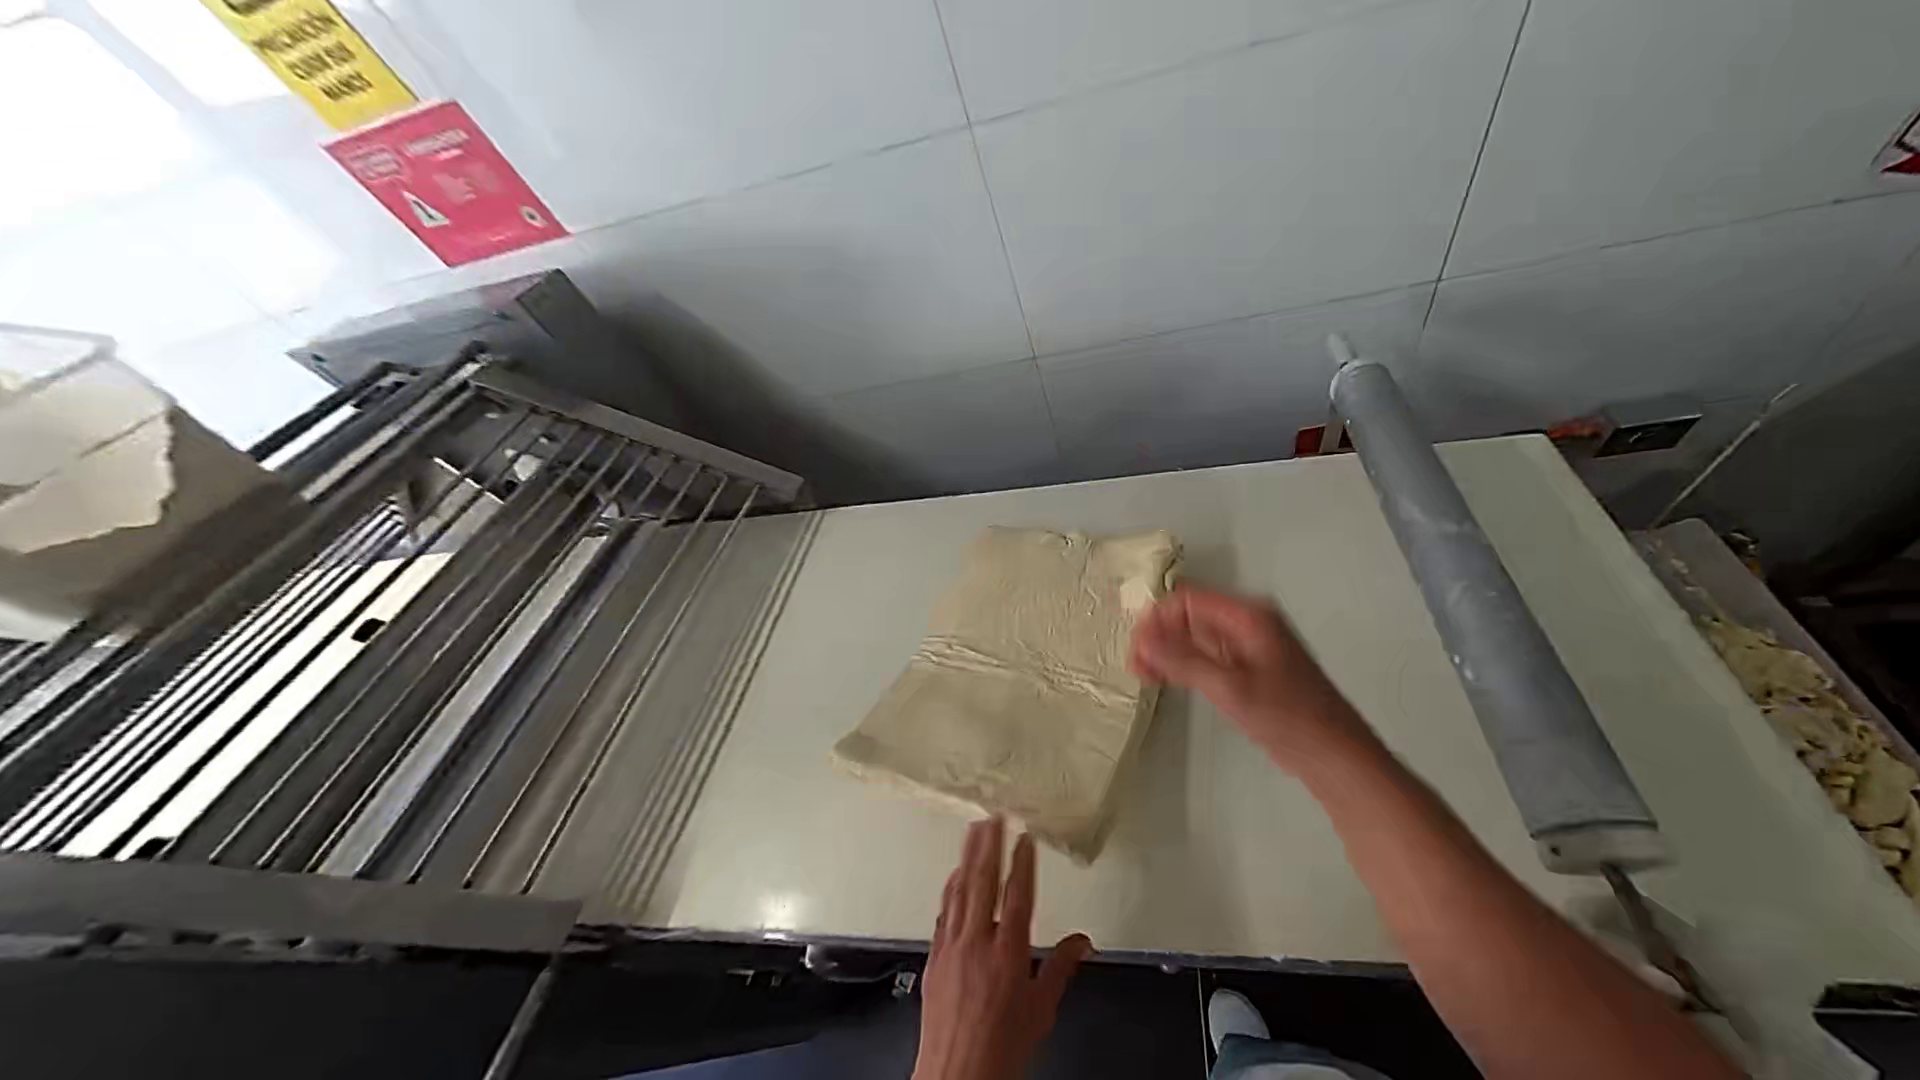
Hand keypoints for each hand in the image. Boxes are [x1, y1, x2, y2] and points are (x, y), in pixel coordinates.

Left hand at [913, 818, 1091, 1079]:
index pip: (1018, 896)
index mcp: (1008, 954)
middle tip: (994, 816)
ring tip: (973, 830)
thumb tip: (1083, 942)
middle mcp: (978, 943)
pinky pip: (943, 911)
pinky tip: (954, 874)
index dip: (1022, 863)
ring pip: (960, 890)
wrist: (958, 1076)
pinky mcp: (934, 956)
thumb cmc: (1001, 1049)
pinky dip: (950, 888)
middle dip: (990, 845)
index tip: (1024, 838)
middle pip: (984, 882)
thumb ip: (1061, 969)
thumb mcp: (1041, 1010)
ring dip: (968, 856)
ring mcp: (952, 947)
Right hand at [1130, 585, 1377, 774]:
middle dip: (1157, 636)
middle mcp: (1245, 622)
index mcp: (1247, 616)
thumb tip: (1142, 639)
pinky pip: (1204, 654)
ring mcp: (1246, 645)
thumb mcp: (1230, 688)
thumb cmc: (1287, 717)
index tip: (1137, 649)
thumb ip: (1183, 661)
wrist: (1333, 755)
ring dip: (1166, 651)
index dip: (1157, 619)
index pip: (1187, 599)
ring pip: (1193, 636)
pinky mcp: (1245, 667)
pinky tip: (1165, 680)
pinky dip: (1181, 664)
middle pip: (1187, 615)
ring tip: (1144, 676)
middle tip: (1136, 667)